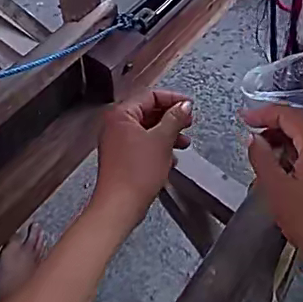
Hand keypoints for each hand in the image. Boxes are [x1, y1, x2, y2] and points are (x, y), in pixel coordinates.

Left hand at [90, 89, 194, 222]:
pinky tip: (170, 157)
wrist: (119, 206)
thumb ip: (175, 119)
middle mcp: (115, 126)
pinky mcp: (121, 158)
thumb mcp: (162, 140)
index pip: (150, 95)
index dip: (173, 99)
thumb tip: (183, 106)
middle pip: (148, 111)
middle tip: (187, 120)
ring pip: (147, 129)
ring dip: (167, 134)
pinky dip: (158, 147)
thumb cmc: (133, 175)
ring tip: (183, 140)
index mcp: (120, 115)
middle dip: (171, 117)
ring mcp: (117, 143)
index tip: (187, 105)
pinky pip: (143, 145)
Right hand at [243, 104, 302, 301]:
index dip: (263, 113)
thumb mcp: (278, 190)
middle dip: (275, 130)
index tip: (245, 117)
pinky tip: (289, 177)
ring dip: (288, 146)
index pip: (288, 115)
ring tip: (268, 163)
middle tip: (253, 141)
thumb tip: (254, 139)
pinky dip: (302, 158)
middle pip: (302, 126)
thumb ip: (262, 158)